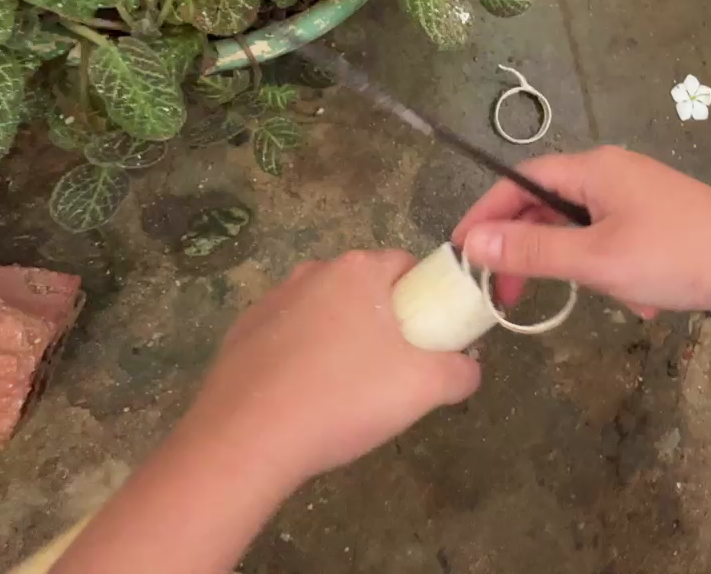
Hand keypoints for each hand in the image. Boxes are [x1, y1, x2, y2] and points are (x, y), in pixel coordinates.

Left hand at [175, 250, 481, 492]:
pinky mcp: (239, 333)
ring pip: (325, 310)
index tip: (426, 338)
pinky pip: (287, 336)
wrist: (242, 445)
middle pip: (365, 287)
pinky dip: (300, 356)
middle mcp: (314, 272)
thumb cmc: (342, 399)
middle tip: (390, 369)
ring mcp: (272, 300)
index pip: (407, 266)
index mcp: (359, 271)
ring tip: (343, 390)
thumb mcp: (423, 388)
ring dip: (340, 336)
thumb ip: (461, 371)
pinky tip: (301, 398)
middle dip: (382, 319)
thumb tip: (470, 368)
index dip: (424, 298)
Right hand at [451, 147, 710, 318]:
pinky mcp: (659, 224)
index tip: (459, 251)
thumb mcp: (597, 259)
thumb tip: (473, 241)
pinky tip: (639, 302)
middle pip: (549, 204)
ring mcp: (638, 199)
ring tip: (582, 301)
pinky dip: (613, 273)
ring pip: (582, 230)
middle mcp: (612, 174)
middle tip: (505, 294)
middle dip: (526, 249)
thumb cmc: (677, 255)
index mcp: (593, 169)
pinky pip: (614, 244)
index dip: (486, 212)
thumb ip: (533, 251)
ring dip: (575, 267)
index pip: (521, 179)